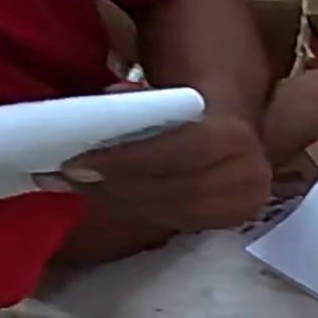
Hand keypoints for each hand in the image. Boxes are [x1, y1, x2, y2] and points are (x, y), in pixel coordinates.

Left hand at [63, 110, 270, 230]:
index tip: (75, 165)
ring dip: (127, 203)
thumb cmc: (188, 112)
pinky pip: (189, 223)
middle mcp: (251, 170)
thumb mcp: (164, 95)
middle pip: (182, 189)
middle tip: (66, 180)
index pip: (183, 152)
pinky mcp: (240, 216)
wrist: (228, 136)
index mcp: (235, 134)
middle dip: (120, 187)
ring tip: (83, 190)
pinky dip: (149, 213)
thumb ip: (135, 102)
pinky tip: (119, 200)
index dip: (130, 161)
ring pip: (183, 211)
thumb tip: (92, 117)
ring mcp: (250, 198)